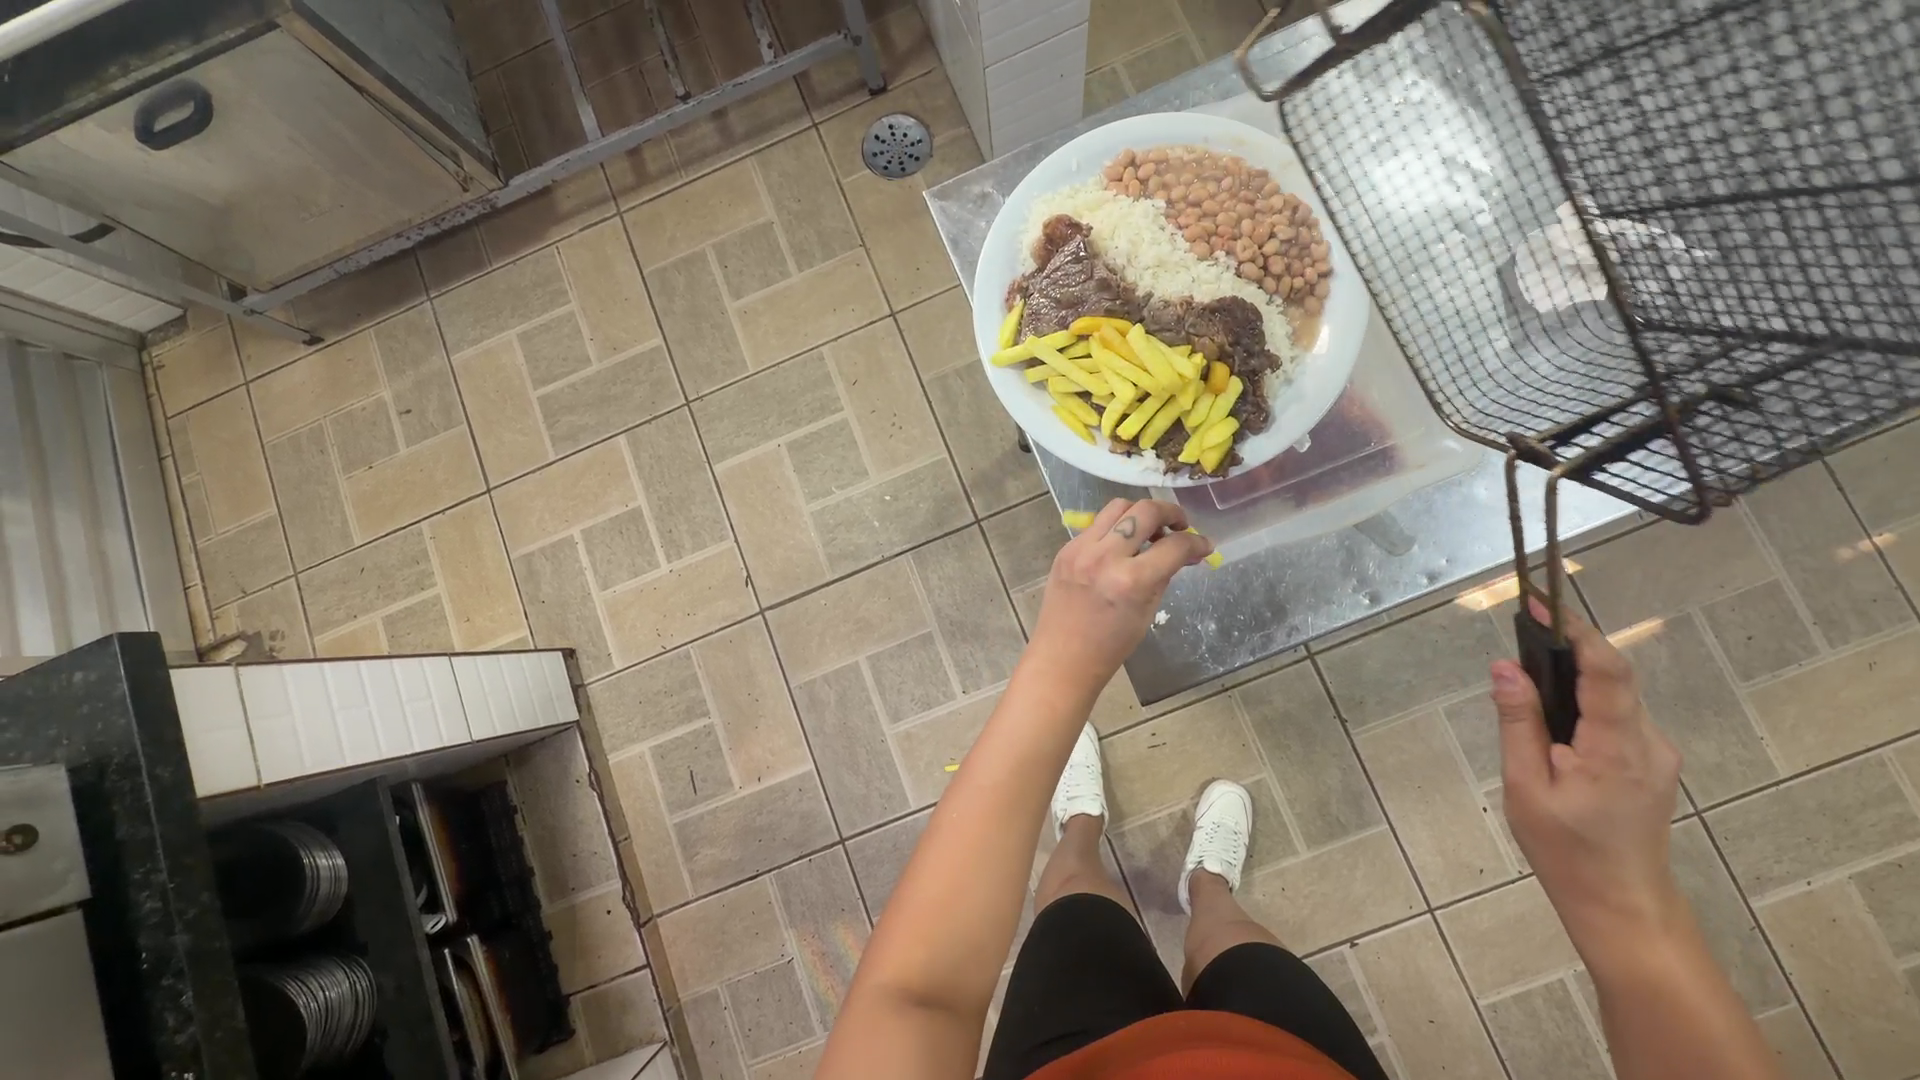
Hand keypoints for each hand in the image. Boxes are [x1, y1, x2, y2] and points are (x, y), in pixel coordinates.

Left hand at [1029, 498, 1211, 690]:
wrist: (1063, 657)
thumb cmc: (1111, 644)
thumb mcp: (1148, 611)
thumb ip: (1166, 574)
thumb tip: (1185, 552)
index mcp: (1131, 581)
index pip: (1174, 546)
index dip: (1197, 543)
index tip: (1204, 545)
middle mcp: (1105, 557)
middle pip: (1145, 510)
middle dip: (1171, 512)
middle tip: (1179, 526)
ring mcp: (1080, 550)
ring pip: (1118, 507)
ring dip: (1141, 513)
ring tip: (1151, 531)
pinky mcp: (1065, 549)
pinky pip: (1096, 525)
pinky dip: (1115, 528)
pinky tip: (1122, 546)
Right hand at [1493, 597, 1685, 952]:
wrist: (1621, 902)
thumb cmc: (1565, 849)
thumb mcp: (1526, 786)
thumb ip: (1518, 722)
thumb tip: (1505, 667)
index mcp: (1618, 747)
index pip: (1607, 671)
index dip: (1575, 632)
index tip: (1539, 603)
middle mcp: (1649, 741)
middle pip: (1611, 678)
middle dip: (1567, 652)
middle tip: (1520, 639)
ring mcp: (1656, 752)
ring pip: (1613, 697)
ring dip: (1573, 680)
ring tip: (1526, 685)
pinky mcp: (1652, 762)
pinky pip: (1616, 716)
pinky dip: (1583, 704)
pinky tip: (1552, 725)